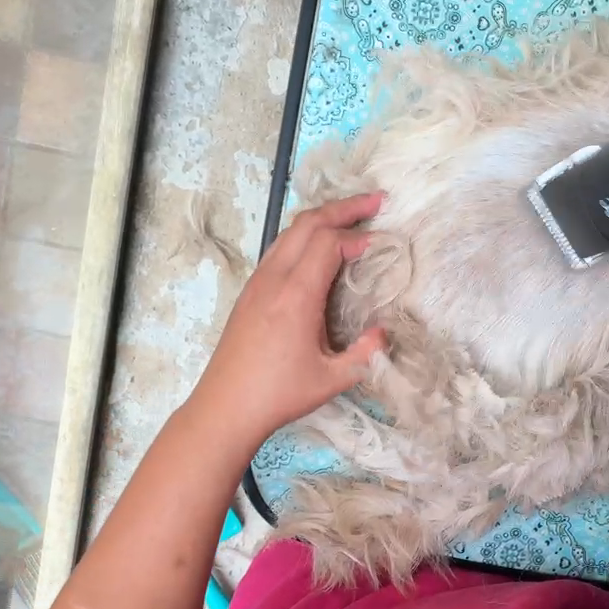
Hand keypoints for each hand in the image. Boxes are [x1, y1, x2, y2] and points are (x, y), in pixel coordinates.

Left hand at [186, 192, 388, 449]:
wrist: (225, 406)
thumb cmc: (278, 395)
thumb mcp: (333, 380)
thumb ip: (365, 354)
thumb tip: (383, 333)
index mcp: (296, 295)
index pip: (329, 243)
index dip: (358, 236)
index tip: (381, 243)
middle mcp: (274, 279)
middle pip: (307, 223)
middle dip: (343, 207)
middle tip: (375, 201)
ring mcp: (257, 283)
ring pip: (289, 232)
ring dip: (320, 218)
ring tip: (349, 217)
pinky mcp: (248, 293)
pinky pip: (278, 249)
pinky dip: (303, 237)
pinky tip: (317, 249)